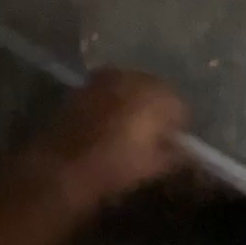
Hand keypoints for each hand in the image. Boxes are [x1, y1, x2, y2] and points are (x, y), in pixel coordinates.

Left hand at [25, 69, 189, 209]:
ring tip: (125, 129)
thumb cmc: (116, 166)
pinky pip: (108, 91)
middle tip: (149, 136)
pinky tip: (104, 123)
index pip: (181, 109)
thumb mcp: (155, 167)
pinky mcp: (85, 84)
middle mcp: (138, 77)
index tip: (170, 145)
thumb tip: (183, 151)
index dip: (177, 129)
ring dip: (133, 103)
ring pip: (132, 88)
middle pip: (157, 92)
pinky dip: (111, 103)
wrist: (62, 166)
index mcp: (161, 95)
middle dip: (156, 111)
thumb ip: (176, 155)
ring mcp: (109, 77)